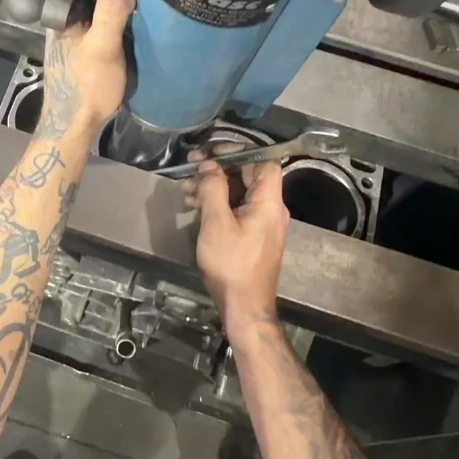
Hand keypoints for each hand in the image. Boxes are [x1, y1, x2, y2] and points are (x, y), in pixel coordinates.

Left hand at [40, 0, 133, 134]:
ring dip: (124, 3)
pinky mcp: (90, 51)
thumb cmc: (85, 86)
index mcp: (63, 15)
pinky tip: (144, 19)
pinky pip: (108, 27)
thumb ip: (110, 12)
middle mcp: (67, 21)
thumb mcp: (102, 47)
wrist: (76, 126)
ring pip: (103, 11)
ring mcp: (78, 37)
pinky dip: (124, 22)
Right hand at [188, 157, 288, 333]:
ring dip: (215, 187)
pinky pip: (237, 209)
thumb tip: (209, 166)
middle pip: (249, 176)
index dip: (240, 151)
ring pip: (240, 193)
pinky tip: (196, 207)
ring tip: (187, 189)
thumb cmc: (232, 265)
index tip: (213, 151)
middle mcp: (271, 210)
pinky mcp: (253, 236)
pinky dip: (218, 203)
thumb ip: (213, 190)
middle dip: (220, 168)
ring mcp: (263, 224)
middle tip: (193, 166)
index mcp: (269, 202)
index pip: (263, 161)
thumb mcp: (216, 224)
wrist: (245, 307)